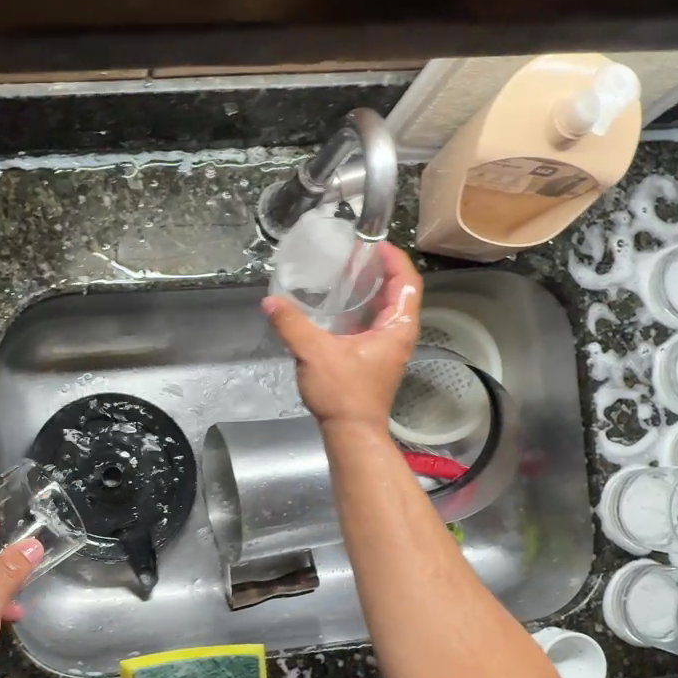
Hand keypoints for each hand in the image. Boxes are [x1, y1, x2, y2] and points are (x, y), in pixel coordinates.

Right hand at [262, 242, 422, 429]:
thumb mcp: (313, 353)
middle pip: (399, 292)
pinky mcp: (376, 360)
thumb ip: (292, 324)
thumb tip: (271, 302)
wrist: (351, 433)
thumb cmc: (343, 393)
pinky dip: (361, 310)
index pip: (407, 281)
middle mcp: (399, 335)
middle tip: (354, 255)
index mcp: (397, 327)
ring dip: (371, 291)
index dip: (394, 258)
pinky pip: (374, 324)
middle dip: (380, 271)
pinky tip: (338, 309)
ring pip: (387, 309)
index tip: (374, 244)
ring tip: (346, 275)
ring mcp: (389, 349)